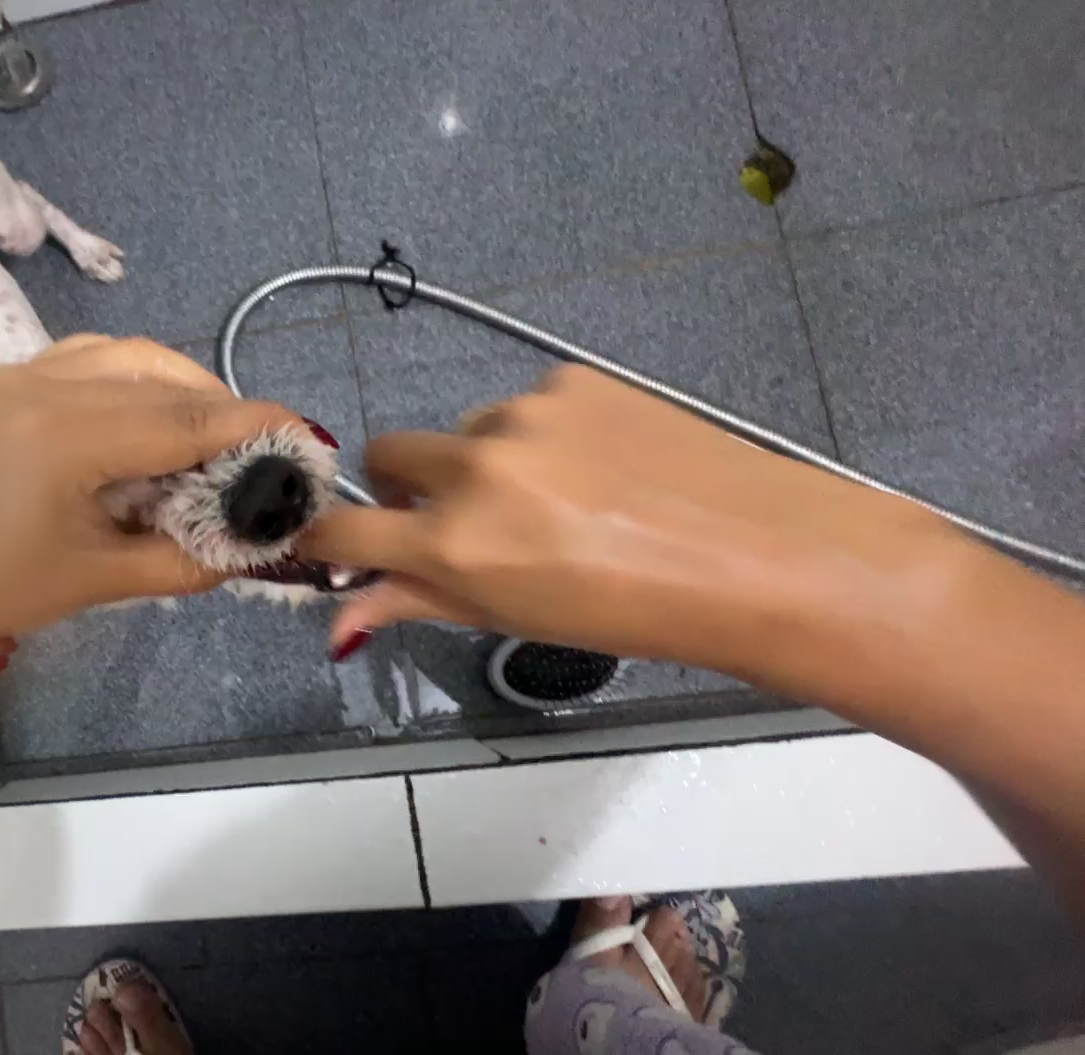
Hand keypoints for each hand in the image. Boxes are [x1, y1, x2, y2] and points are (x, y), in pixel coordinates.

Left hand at [0, 335, 296, 640]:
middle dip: (223, 410)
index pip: (182, 421)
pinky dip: (137, 376)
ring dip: (183, 387)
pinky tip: (154, 411)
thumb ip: (183, 560)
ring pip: (130, 357)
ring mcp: (20, 374)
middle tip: (263, 449)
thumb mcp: (95, 581)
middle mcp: (42, 386)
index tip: (304, 435)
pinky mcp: (9, 380)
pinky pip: (92, 358)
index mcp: (62, 438)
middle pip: (163, 382)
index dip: (251, 426)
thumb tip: (253, 546)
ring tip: (216, 433)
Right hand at [303, 364, 976, 681]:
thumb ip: (414, 604)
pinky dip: (536, 437)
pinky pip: (522, 408)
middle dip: (401, 486)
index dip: (329, 537)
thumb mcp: (509, 616)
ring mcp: (525, 413)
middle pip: (386, 454)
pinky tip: (593, 465)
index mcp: (457, 541)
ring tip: (553, 497)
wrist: (770, 561)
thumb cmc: (629, 613)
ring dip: (479, 463)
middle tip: (453, 518)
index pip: (346, 527)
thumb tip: (337, 628)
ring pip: (462, 431)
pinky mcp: (573, 379)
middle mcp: (476, 466)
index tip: (339, 543)